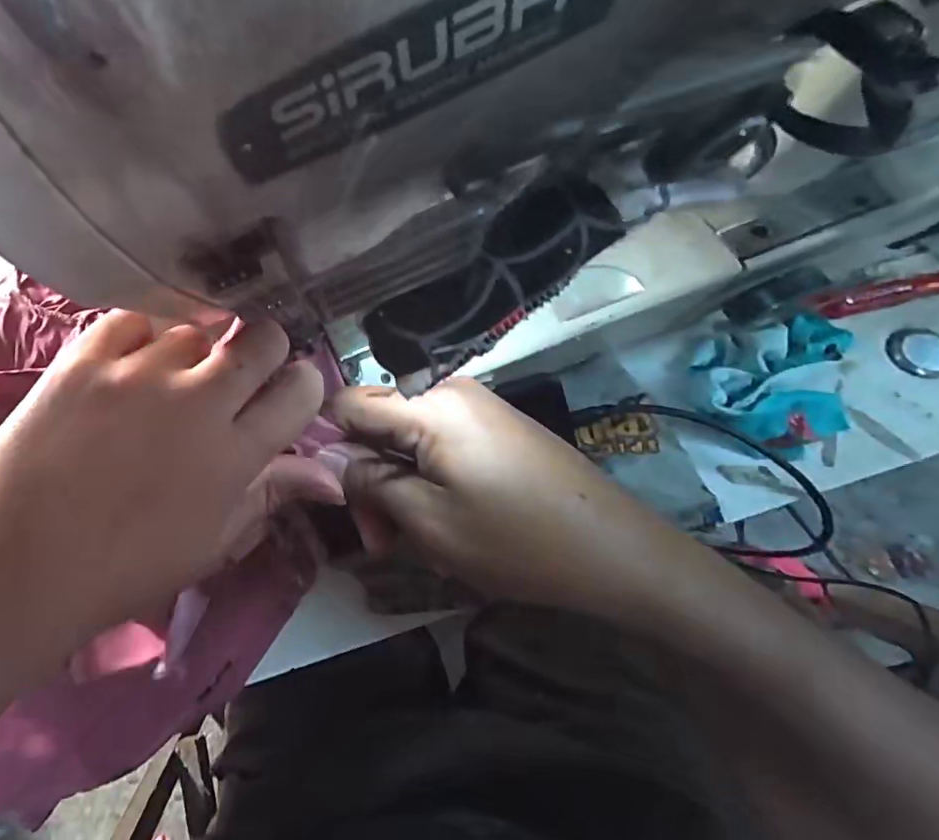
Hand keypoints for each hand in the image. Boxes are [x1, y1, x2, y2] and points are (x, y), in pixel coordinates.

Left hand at [0, 312, 332, 643]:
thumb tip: (328, 477)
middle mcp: (197, 403)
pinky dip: (141, 336)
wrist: (17, 569)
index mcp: (235, 455)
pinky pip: (134, 319)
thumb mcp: (211, 545)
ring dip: (198, 349)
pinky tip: (133, 363)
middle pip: (262, 338)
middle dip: (265, 349)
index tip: (286, 393)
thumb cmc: (123, 570)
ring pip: (199, 327)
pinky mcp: (85, 360)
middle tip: (240, 373)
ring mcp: (139, 375)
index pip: (300, 389)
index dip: (302, 385)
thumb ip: (271, 496)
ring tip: (173, 377)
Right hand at [329, 378, 683, 616]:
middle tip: (383, 542)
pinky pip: (440, 444)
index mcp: (430, 404)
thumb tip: (323, 453)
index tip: (341, 500)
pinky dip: (430, 481)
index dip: (329, 447)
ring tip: (420, 543)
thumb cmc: (517, 540)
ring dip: (401, 488)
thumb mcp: (429, 520)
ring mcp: (477, 406)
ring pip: (408, 440)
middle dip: (371, 481)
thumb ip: (368, 481)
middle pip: (379, 425)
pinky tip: (447, 523)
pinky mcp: (495, 426)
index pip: (347, 404)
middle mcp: (450, 390)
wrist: (615, 549)